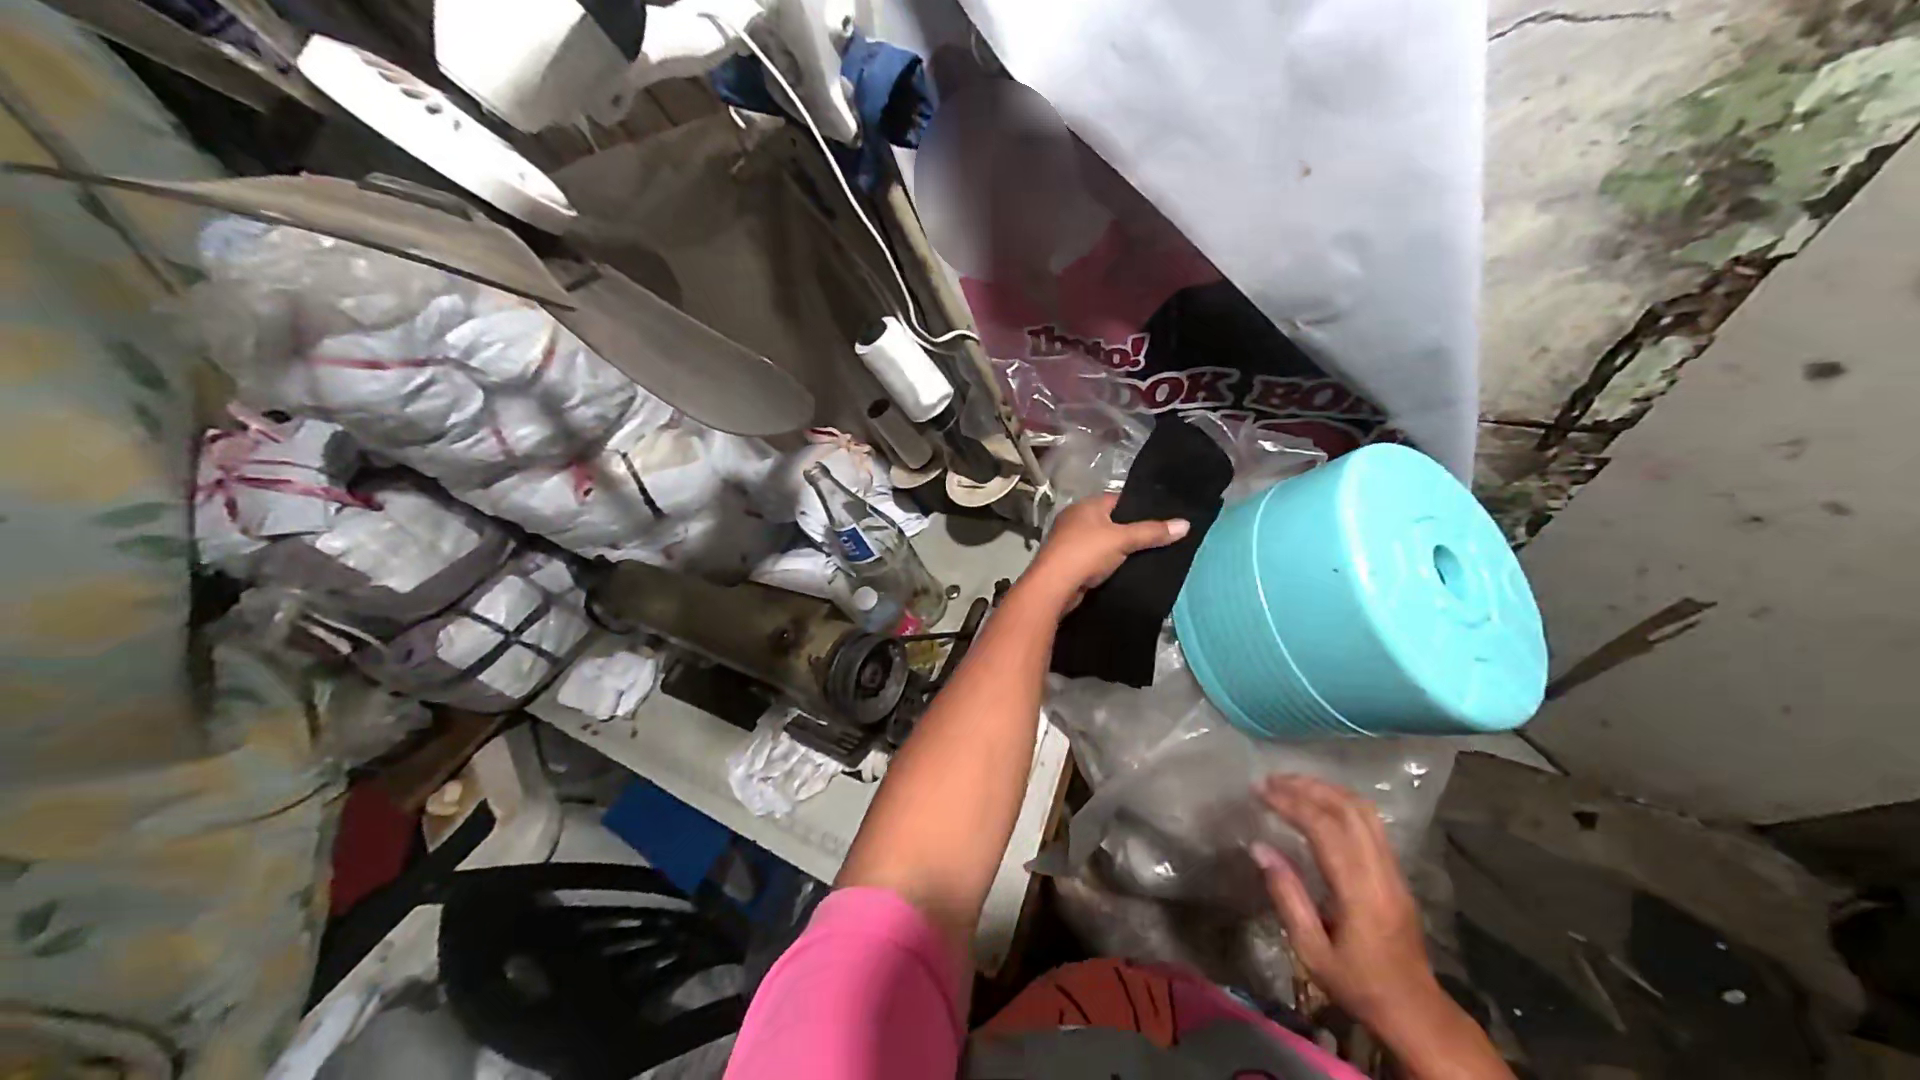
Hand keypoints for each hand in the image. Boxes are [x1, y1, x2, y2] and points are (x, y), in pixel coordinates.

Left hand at [1022, 494, 1187, 611]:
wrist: (1053, 586)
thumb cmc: (1086, 553)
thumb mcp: (1123, 539)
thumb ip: (1152, 532)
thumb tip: (1186, 524)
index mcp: (1086, 505)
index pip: (1118, 499)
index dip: (1139, 507)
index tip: (1161, 518)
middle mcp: (1075, 518)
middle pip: (1110, 521)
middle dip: (1130, 530)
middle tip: (1158, 539)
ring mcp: (1068, 540)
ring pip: (1102, 541)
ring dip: (1117, 549)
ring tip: (1146, 556)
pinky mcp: (1067, 562)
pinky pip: (1094, 558)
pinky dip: (1107, 563)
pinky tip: (1123, 570)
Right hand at [1251, 775, 1439, 1030]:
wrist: (1414, 1010)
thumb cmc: (1357, 983)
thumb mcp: (1311, 950)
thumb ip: (1287, 895)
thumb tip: (1259, 847)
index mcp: (1360, 891)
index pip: (1325, 828)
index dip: (1290, 803)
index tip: (1259, 790)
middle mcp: (1382, 872)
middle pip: (1348, 809)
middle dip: (1307, 787)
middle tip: (1271, 780)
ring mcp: (1395, 870)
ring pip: (1364, 812)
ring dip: (1326, 790)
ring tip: (1292, 784)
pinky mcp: (1397, 873)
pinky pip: (1371, 823)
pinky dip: (1341, 802)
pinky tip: (1319, 804)